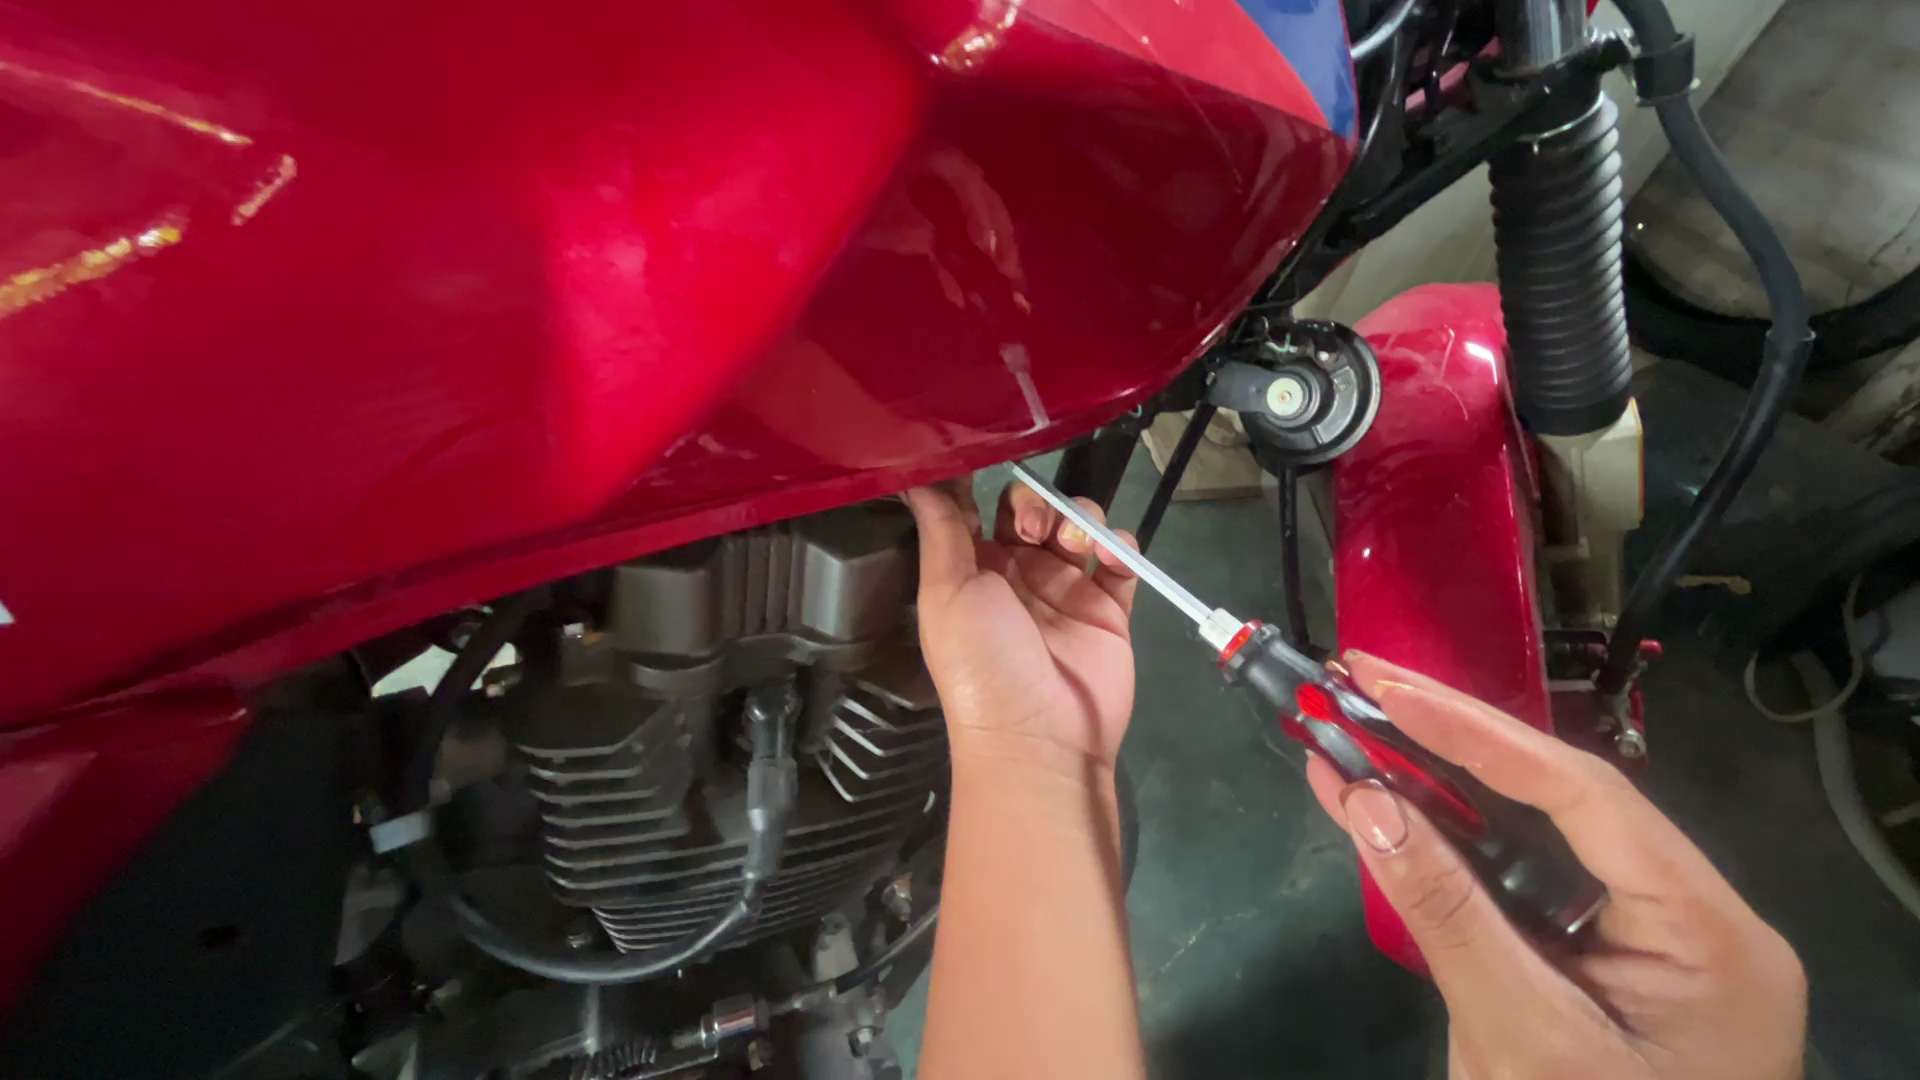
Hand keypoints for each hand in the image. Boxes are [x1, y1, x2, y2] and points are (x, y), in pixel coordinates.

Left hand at [903, 476, 1137, 768]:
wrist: (1039, 735)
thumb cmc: (982, 661)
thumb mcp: (947, 592)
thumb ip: (941, 532)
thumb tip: (914, 480)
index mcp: (972, 570)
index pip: (977, 509)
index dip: (983, 482)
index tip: (990, 450)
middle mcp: (1017, 573)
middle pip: (1032, 510)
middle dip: (1036, 502)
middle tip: (1034, 525)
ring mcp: (1066, 589)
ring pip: (1078, 526)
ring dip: (1079, 519)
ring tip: (1074, 543)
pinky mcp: (1108, 606)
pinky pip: (1120, 560)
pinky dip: (1121, 548)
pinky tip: (1112, 557)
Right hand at [1307, 652, 1805, 1079]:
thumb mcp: (1523, 1036)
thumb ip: (1446, 912)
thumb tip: (1364, 796)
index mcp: (1703, 928)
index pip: (1582, 793)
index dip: (1475, 732)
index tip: (1386, 690)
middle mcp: (1669, 904)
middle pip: (1548, 788)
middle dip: (1445, 730)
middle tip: (1358, 677)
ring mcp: (1616, 920)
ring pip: (1511, 818)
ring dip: (1421, 769)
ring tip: (1347, 717)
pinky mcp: (1564, 935)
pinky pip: (1488, 861)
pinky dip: (1420, 825)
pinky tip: (1360, 792)